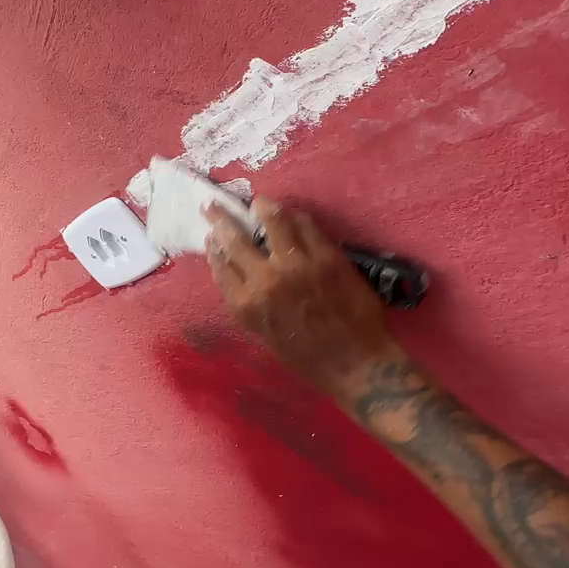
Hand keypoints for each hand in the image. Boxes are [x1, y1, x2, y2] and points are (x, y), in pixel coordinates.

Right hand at [205, 199, 398, 391]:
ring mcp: (297, 264)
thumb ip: (246, 301)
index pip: (220, 263)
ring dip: (261, 207)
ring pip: (272, 220)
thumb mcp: (262, 333)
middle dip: (221, 218)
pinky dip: (294, 217)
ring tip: (259, 202)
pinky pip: (306, 225)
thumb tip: (237, 271)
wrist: (357, 364)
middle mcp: (265, 279)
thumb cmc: (306, 357)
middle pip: (235, 238)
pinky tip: (291, 215)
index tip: (211, 234)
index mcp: (245, 304)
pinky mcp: (326, 257)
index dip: (213, 245)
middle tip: (214, 205)